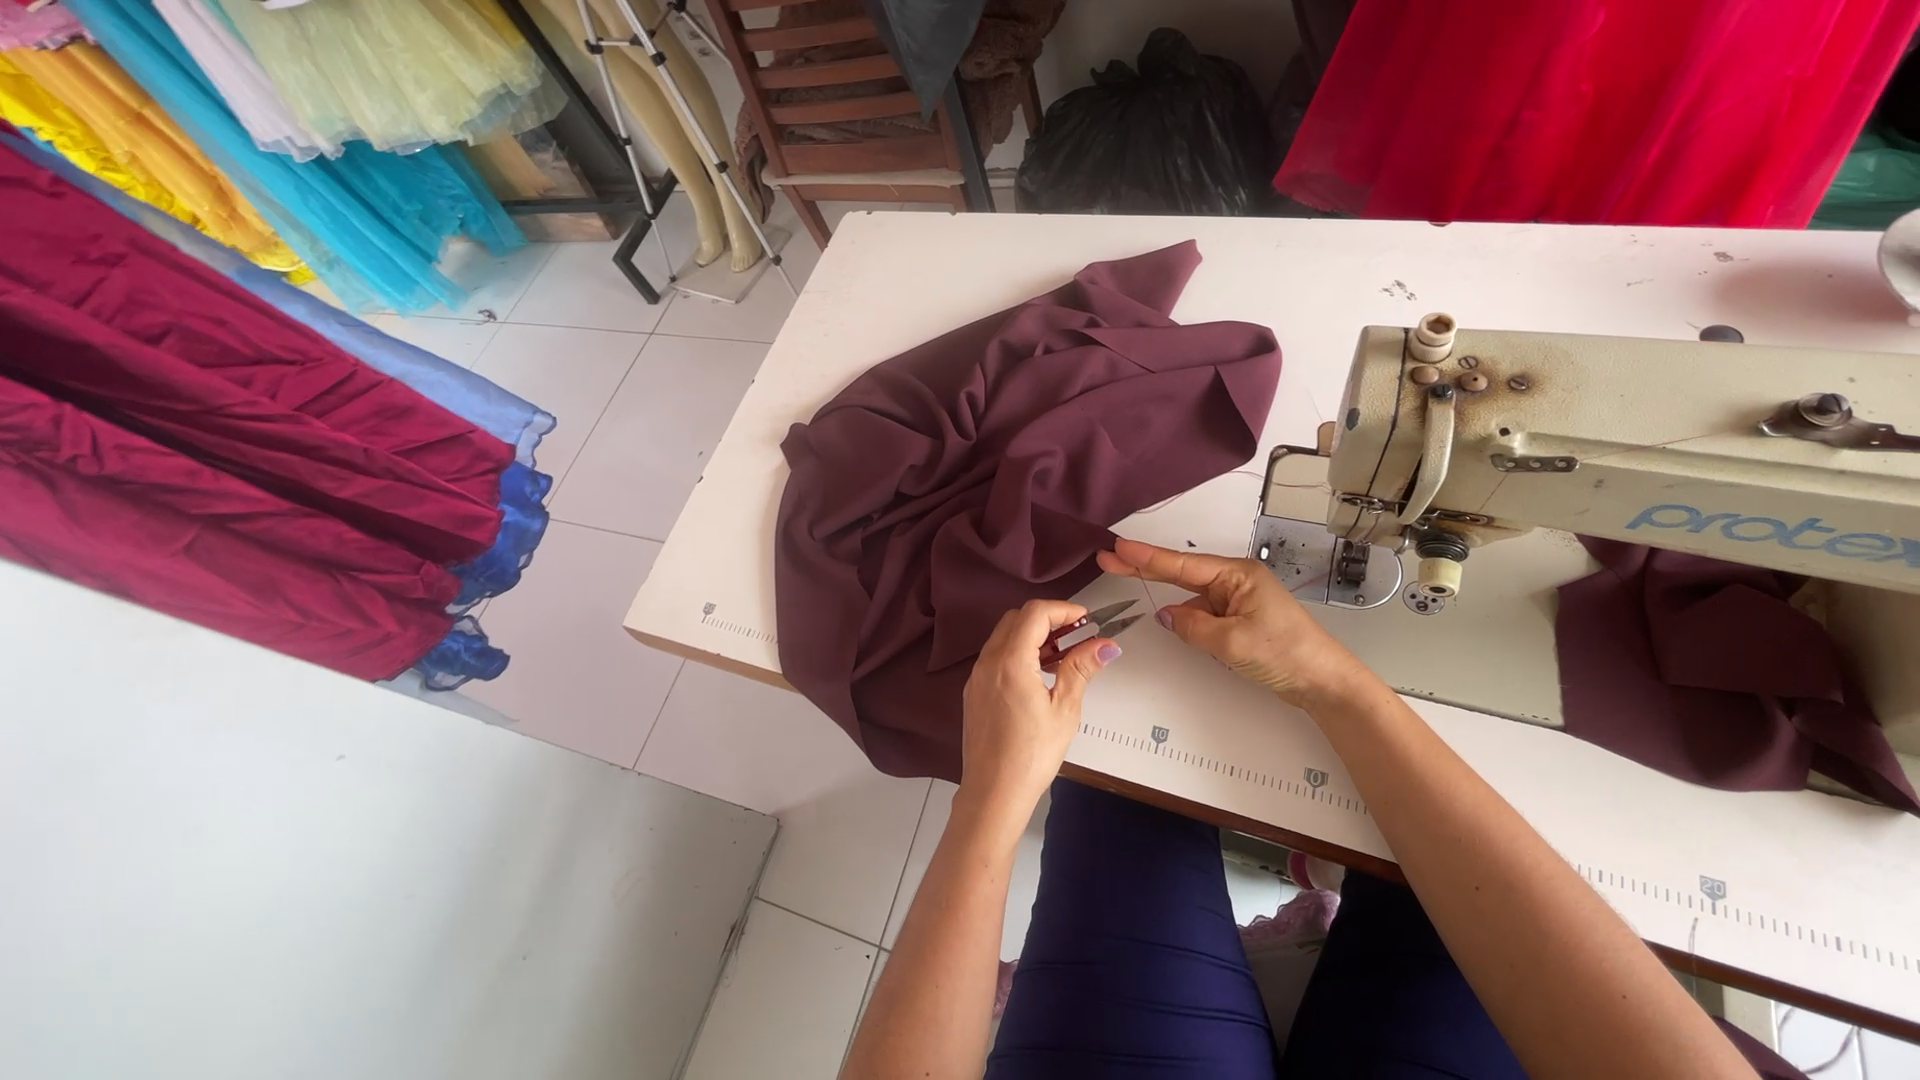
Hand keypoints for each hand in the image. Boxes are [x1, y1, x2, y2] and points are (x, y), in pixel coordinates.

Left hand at [959, 600, 1118, 818]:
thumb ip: (1081, 668)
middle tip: (1078, 636)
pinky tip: (1040, 676)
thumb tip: (1106, 645)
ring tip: (1063, 657)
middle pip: (1016, 619)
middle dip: (1049, 620)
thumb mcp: (1065, 709)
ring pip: (1004, 637)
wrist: (994, 792)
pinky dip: (1018, 653)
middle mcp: (988, 662)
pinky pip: (995, 657)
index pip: (1035, 613)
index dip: (1064, 610)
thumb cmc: (1031, 756)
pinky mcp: (974, 692)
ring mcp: (976, 676)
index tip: (1087, 620)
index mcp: (1010, 661)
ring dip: (1033, 636)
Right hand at [1096, 537, 1369, 709]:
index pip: (1182, 564)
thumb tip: (1167, 615)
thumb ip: (1191, 626)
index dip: (1146, 557)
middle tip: (1109, 559)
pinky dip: (1192, 623)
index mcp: (1237, 574)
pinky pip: (1205, 615)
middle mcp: (1236, 580)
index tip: (1117, 547)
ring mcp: (1238, 600)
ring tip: (1184, 625)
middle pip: (1182, 573)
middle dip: (1147, 569)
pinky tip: (1186, 633)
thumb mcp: (1230, 641)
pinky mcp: (1240, 619)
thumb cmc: (1286, 653)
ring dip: (1178, 609)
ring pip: (1193, 599)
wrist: (1324, 681)